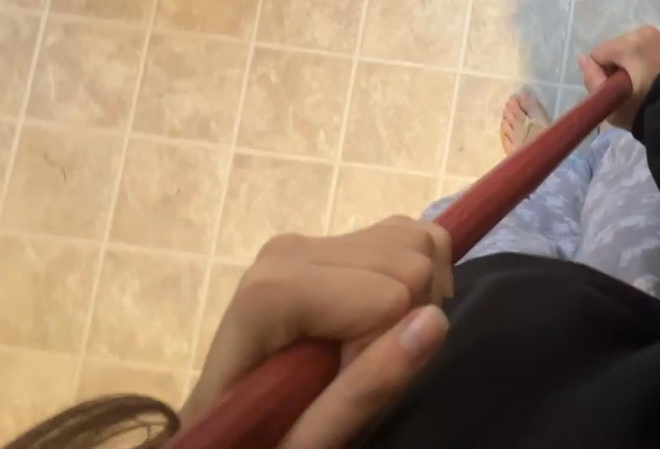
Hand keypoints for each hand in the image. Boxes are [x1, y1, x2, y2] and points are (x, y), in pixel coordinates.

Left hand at [183, 217, 453, 447]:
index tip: (340, 392)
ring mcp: (314, 239)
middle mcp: (292, 249)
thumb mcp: (305, 442)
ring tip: (374, 344)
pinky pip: (412, 232)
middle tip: (362, 371)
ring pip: (418, 241)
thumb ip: (365, 388)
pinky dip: (425, 271)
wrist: (226, 432)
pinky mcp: (336, 238)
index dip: (381, 351)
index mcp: (272, 292)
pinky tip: (393, 311)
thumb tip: (434, 320)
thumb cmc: (258, 441)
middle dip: (404, 322)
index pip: (389, 296)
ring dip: (417, 298)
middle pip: (410, 262)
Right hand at [577, 25, 659, 129]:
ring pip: (630, 49)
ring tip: (641, 88)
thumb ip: (593, 80)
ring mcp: (659, 36)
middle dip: (616, 68)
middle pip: (615, 50)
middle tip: (627, 92)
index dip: (601, 75)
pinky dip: (643, 62)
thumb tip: (582, 58)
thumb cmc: (645, 108)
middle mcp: (643, 33)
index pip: (599, 55)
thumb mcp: (613, 103)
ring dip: (630, 65)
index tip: (613, 93)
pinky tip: (651, 81)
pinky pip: (646, 50)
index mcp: (629, 44)